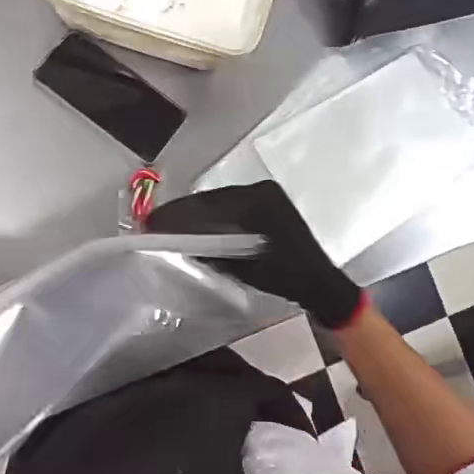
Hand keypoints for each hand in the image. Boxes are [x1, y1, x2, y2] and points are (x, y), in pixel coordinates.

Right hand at [146, 181, 364, 328]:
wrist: (321, 283)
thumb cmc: (286, 278)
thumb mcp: (243, 268)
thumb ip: (212, 251)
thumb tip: (179, 243)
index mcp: (258, 202)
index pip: (208, 206)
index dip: (177, 216)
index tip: (153, 224)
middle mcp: (261, 190)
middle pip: (210, 200)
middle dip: (181, 213)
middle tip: (153, 225)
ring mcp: (265, 194)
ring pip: (218, 201)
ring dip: (194, 214)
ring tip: (168, 226)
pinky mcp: (266, 202)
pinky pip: (230, 205)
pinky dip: (211, 215)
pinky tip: (195, 226)